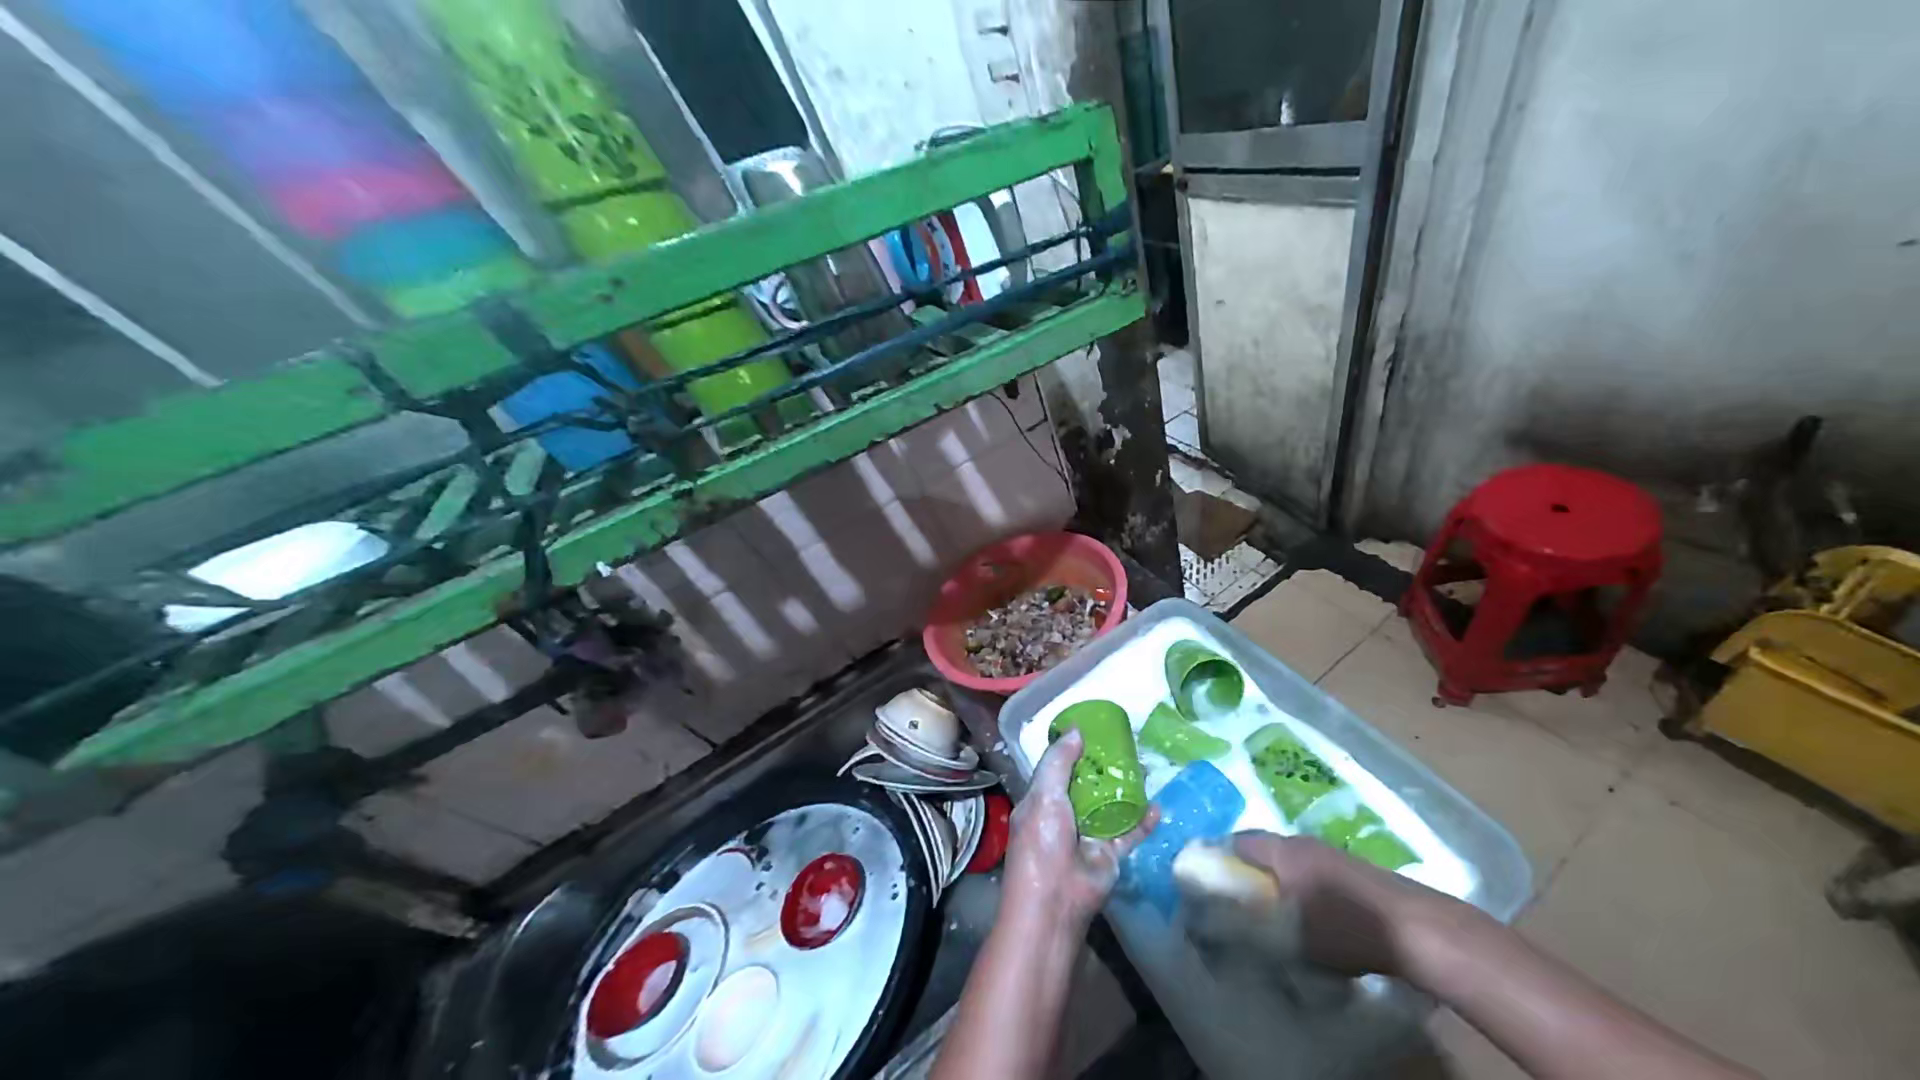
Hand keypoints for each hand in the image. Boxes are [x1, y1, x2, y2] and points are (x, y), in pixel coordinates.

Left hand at [1005, 730, 1158, 926]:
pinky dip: (1143, 821)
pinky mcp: (1109, 855)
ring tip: (1145, 768)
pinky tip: (1156, 806)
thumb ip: (1059, 762)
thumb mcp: (1043, 794)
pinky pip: (1129, 833)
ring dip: (1126, 790)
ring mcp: (1088, 835)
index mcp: (1042, 799)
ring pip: (1110, 806)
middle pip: (1087, 785)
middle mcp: (1064, 814)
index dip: (1073, 750)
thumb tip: (1076, 730)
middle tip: (1127, 746)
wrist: (1055, 900)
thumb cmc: (1042, 842)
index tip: (1094, 730)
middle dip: (1105, 768)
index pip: (1057, 768)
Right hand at [1231, 831, 1481, 979]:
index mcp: (1282, 849)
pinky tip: (1306, 912)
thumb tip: (1216, 921)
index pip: (1236, 842)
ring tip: (1269, 909)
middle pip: (1263, 850)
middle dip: (1247, 871)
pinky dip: (1301, 887)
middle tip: (1235, 898)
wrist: (1418, 930)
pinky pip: (1313, 872)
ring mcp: (1331, 854)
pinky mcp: (1354, 871)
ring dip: (1276, 880)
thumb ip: (1250, 924)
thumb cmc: (1346, 927)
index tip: (1206, 879)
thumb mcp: (1289, 934)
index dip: (1218, 857)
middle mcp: (1303, 842)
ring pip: (1290, 861)